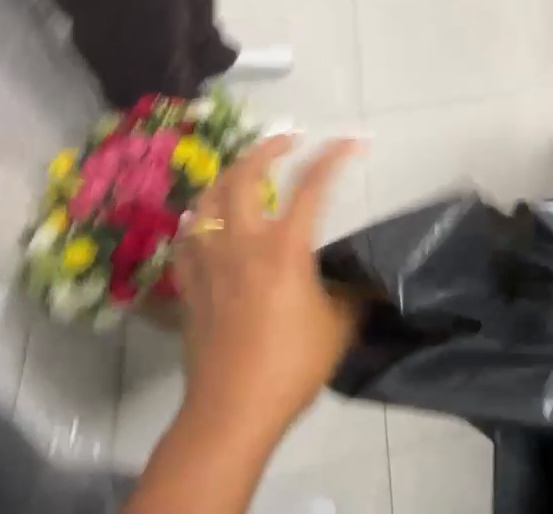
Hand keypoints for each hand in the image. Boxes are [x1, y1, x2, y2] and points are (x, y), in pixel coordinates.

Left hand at [173, 136, 360, 440]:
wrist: (232, 411)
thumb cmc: (292, 366)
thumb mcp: (340, 325)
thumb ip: (353, 292)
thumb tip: (366, 279)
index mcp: (286, 247)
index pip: (312, 185)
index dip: (334, 156)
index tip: (352, 141)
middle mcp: (244, 243)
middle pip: (245, 176)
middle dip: (267, 149)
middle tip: (287, 140)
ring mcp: (210, 263)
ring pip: (207, 201)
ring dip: (227, 176)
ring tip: (243, 170)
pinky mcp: (189, 286)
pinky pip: (185, 239)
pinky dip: (197, 220)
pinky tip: (203, 220)